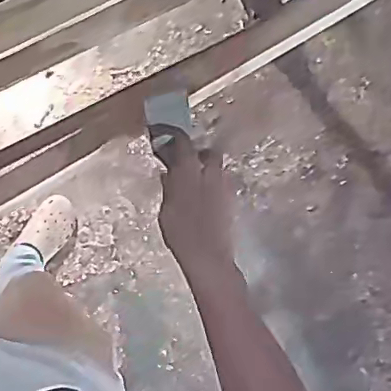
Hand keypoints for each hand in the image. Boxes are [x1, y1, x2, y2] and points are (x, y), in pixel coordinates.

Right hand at [157, 140, 237, 281]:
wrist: (208, 257)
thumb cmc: (180, 234)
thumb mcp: (166, 209)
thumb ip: (169, 187)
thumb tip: (168, 172)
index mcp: (190, 172)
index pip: (182, 142)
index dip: (170, 134)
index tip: (160, 133)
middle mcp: (210, 174)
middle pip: (205, 152)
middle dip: (193, 153)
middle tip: (178, 161)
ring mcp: (224, 187)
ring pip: (215, 167)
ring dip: (203, 168)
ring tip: (190, 181)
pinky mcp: (231, 200)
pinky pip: (219, 182)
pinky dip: (210, 183)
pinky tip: (200, 197)